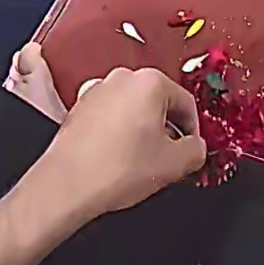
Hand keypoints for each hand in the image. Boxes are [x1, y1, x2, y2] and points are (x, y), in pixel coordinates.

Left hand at [37, 68, 206, 217]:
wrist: (66, 186)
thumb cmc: (115, 169)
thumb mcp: (175, 164)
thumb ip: (197, 150)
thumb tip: (196, 147)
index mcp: (151, 82)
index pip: (186, 104)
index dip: (193, 130)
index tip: (190, 147)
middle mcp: (124, 79)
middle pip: (159, 103)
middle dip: (166, 129)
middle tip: (167, 157)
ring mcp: (98, 90)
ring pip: (134, 108)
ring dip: (141, 130)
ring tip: (139, 161)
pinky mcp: (80, 107)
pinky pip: (110, 115)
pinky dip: (118, 132)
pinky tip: (117, 157)